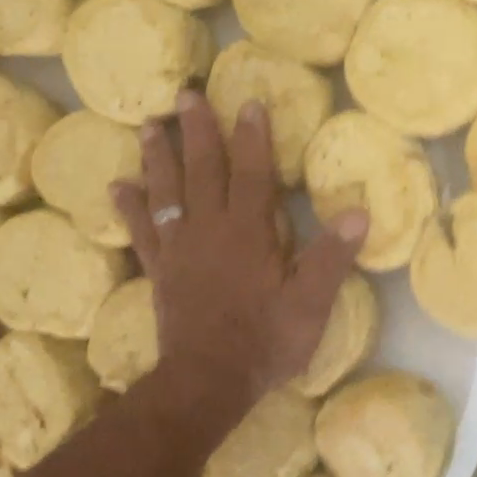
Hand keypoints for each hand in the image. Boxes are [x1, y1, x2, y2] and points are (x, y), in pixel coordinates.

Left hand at [112, 91, 368, 407]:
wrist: (207, 381)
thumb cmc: (266, 340)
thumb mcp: (312, 302)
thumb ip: (331, 256)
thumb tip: (357, 213)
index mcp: (248, 233)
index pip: (251, 174)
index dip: (252, 138)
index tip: (248, 103)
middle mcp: (209, 231)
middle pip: (202, 172)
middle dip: (196, 132)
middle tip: (185, 95)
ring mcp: (179, 250)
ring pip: (166, 193)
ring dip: (158, 157)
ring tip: (148, 126)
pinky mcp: (160, 272)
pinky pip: (142, 231)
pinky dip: (130, 206)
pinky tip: (119, 186)